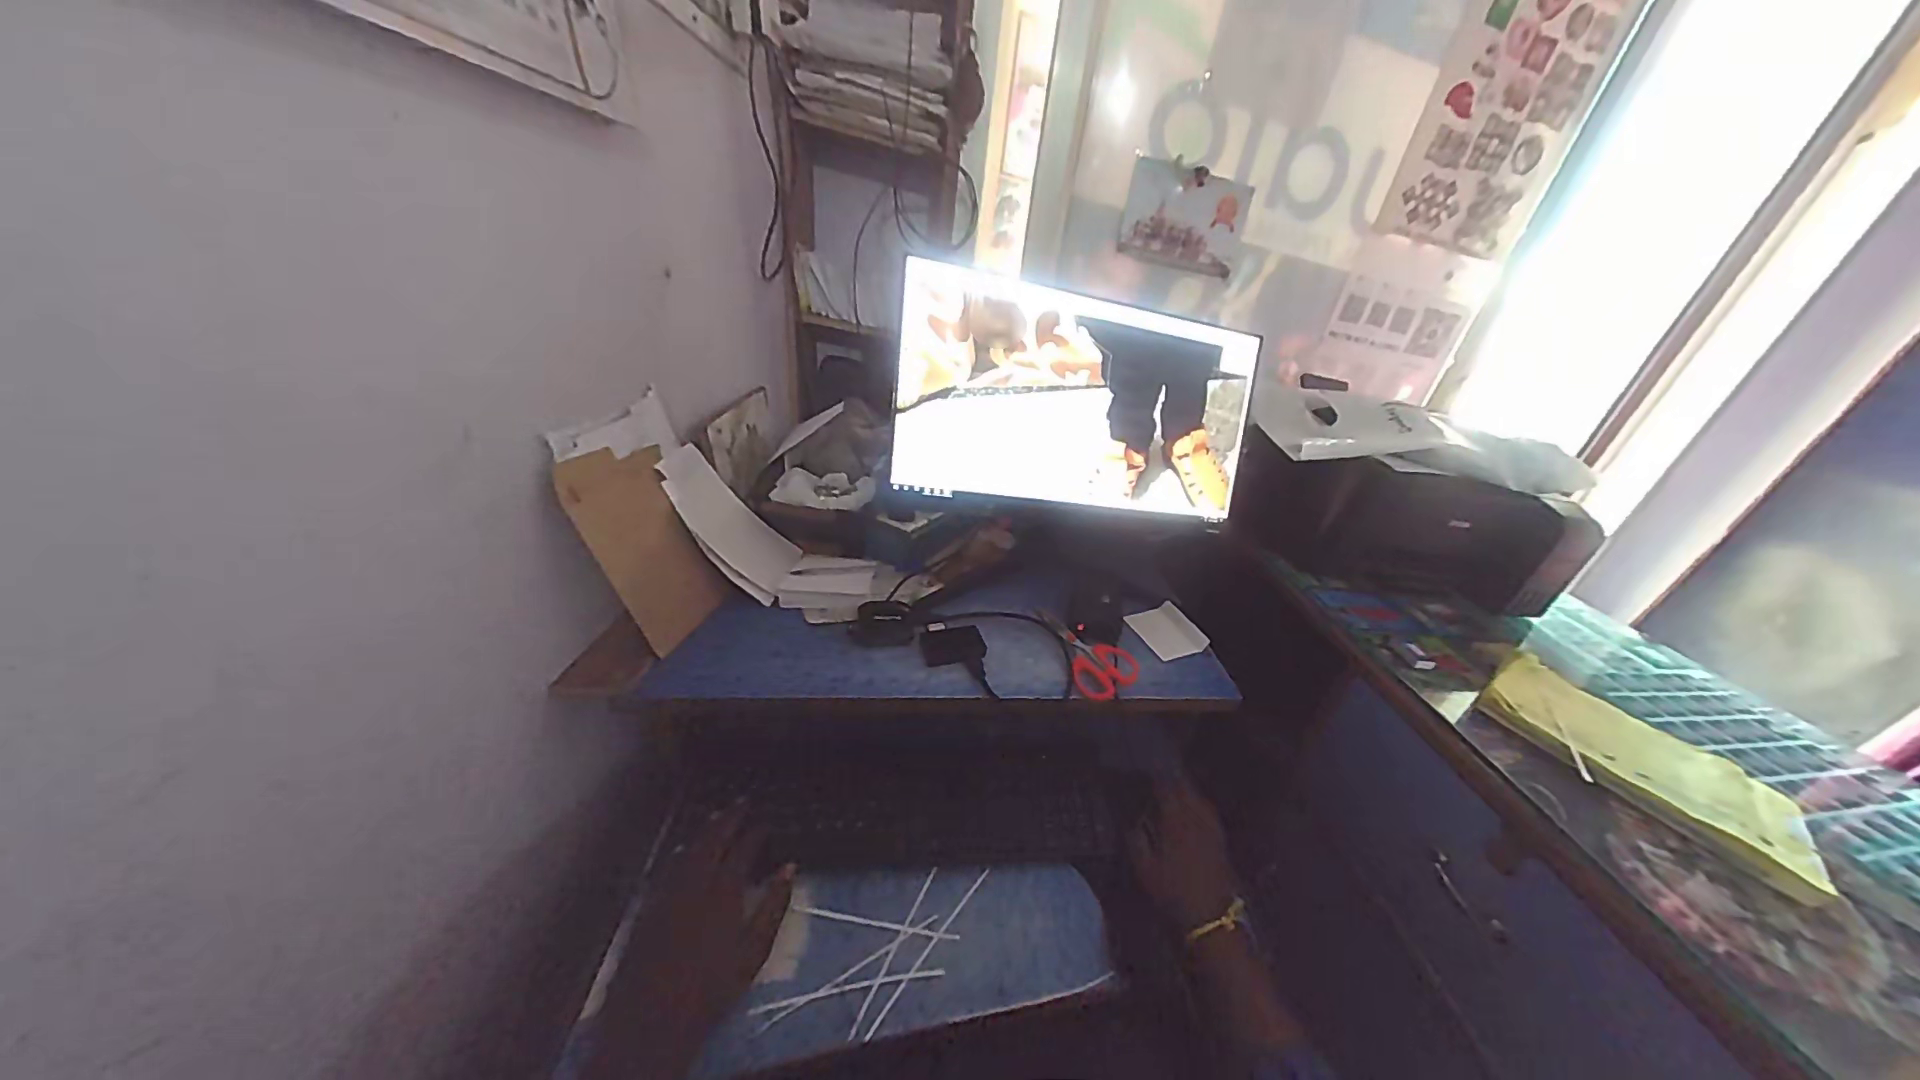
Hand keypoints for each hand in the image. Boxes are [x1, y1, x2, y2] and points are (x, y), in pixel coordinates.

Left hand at [588, 804, 793, 1079]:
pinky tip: (682, 848)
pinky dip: (680, 851)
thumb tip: (790, 868)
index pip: (743, 849)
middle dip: (729, 818)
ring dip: (705, 829)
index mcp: (724, 889)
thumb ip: (774, 904)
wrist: (653, 1016)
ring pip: (688, 849)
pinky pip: (667, 866)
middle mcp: (695, 882)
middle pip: (713, 839)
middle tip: (741, 802)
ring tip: (717, 816)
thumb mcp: (755, 949)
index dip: (755, 832)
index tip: (764, 821)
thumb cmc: (713, 985)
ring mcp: (669, 891)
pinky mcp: (649, 905)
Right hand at [1127, 776, 1240, 932]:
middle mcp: (1195, 819)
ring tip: (1174, 783)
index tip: (1145, 769)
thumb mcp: (1144, 869)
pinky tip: (1194, 806)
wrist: (1211, 918)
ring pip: (1199, 798)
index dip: (1156, 777)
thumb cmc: (1173, 892)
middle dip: (1172, 778)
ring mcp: (1211, 829)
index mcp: (1175, 821)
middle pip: (1185, 789)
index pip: (1166, 789)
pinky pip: (1208, 811)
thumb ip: (1135, 840)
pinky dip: (1199, 802)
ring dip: (1187, 788)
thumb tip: (1131, 820)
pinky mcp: (1220, 841)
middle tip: (1159, 772)